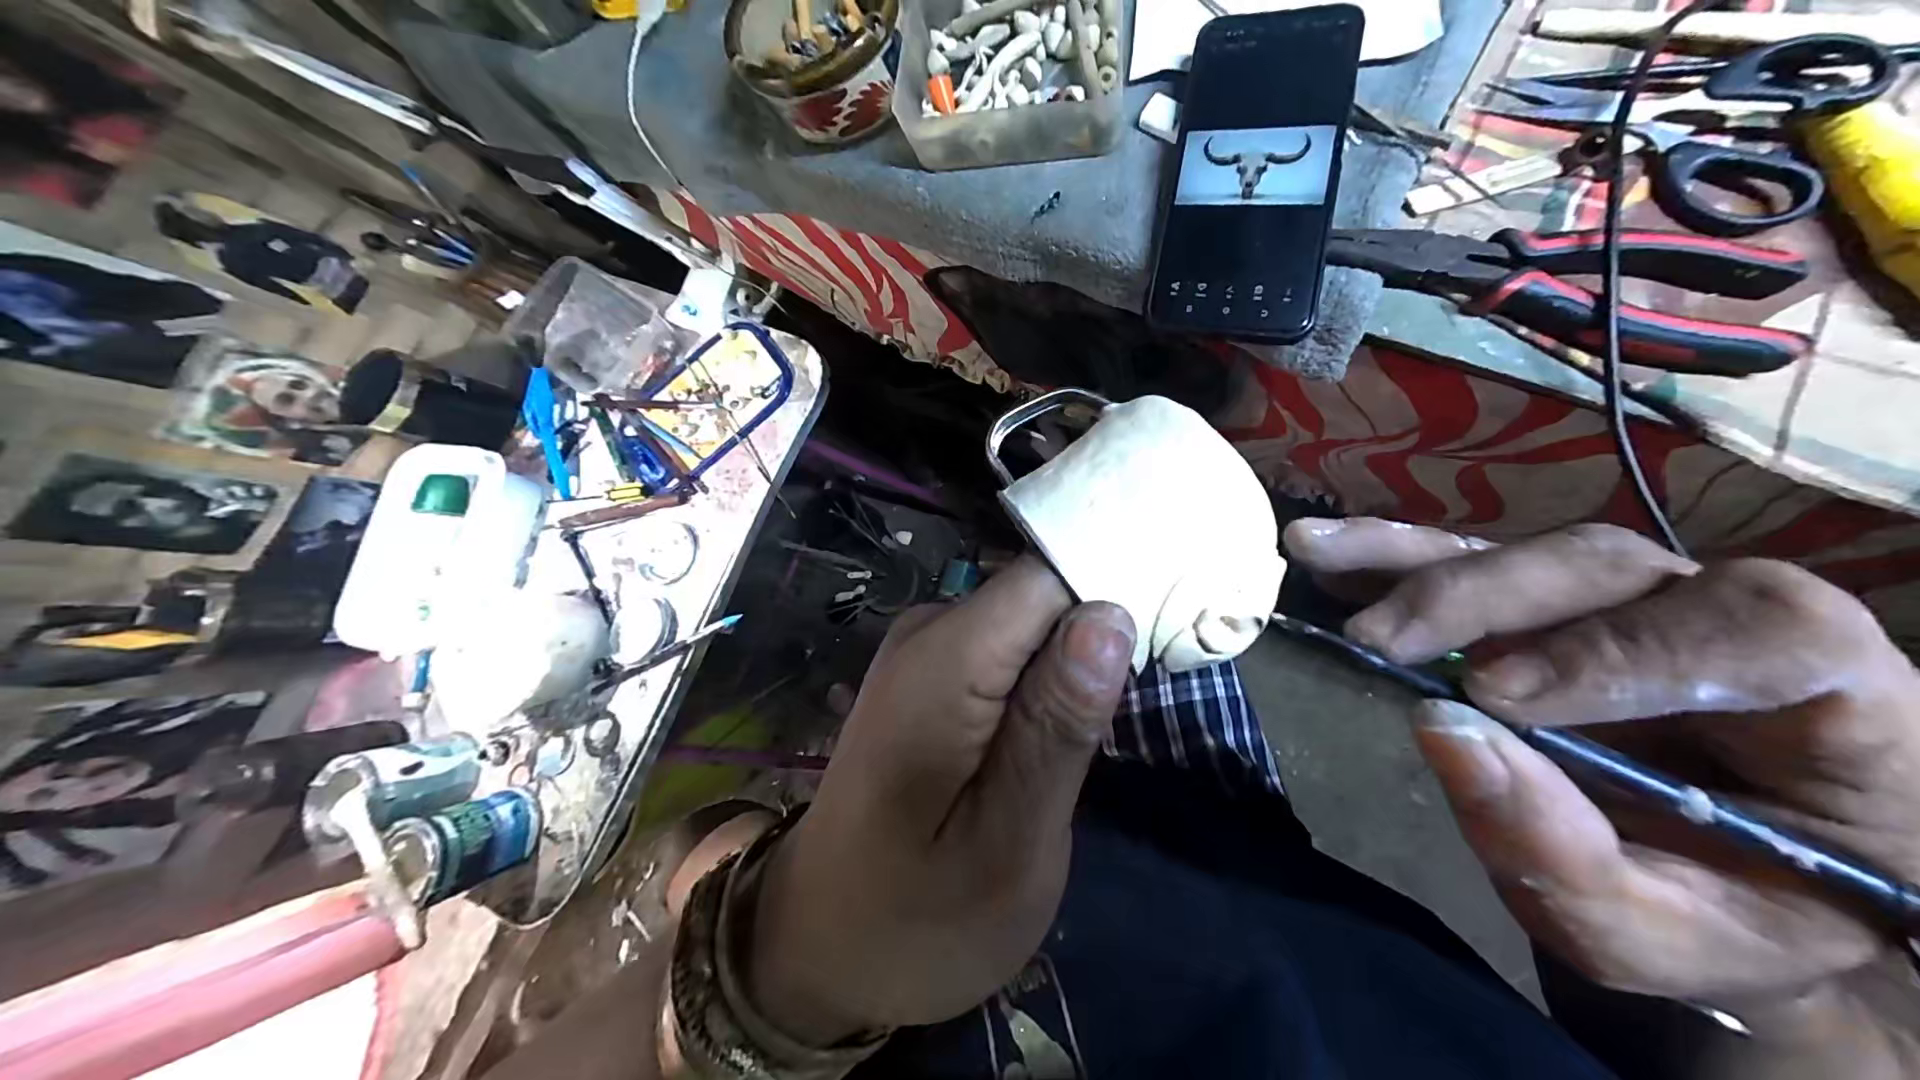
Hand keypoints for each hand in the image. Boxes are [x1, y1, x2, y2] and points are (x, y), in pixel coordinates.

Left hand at [746, 557, 1135, 1044]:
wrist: (822, 940)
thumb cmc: (916, 919)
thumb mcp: (1008, 845)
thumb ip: (1057, 726)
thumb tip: (1111, 615)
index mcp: (943, 662)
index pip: (1049, 574)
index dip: (1113, 595)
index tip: (1166, 648)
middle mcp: (927, 632)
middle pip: (1041, 592)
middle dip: (1100, 638)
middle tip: (1130, 718)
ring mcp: (923, 649)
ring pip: (1030, 620)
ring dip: (1075, 665)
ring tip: (1098, 734)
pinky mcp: (931, 674)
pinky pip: (1007, 647)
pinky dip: (1044, 679)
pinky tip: (1056, 730)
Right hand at [1283, 518, 1919, 1011]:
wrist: (1716, 891)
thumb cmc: (1717, 919)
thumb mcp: (1651, 933)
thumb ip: (1561, 852)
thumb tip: (1437, 728)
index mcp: (1841, 710)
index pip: (1765, 629)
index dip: (1621, 649)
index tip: (1492, 694)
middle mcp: (1729, 621)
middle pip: (1607, 565)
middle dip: (1478, 600)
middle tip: (1376, 645)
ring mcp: (1631, 601)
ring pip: (1527, 548)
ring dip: (1411, 558)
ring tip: (1314, 554)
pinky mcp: (1546, 603)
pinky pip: (1469, 558)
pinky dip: (1390, 554)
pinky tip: (1324, 551)